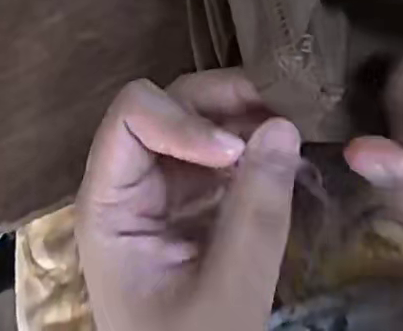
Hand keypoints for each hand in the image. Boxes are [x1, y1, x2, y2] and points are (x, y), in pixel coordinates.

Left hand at [75, 70, 302, 330]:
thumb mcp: (227, 300)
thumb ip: (255, 216)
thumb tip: (284, 125)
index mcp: (110, 203)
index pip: (132, 117)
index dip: (181, 119)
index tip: (233, 152)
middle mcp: (131, 180)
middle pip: (169, 104)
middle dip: (223, 101)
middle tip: (281, 110)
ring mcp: (163, 186)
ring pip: (199, 116)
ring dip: (245, 114)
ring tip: (292, 125)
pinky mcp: (194, 198)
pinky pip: (221, 147)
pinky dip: (254, 141)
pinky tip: (286, 152)